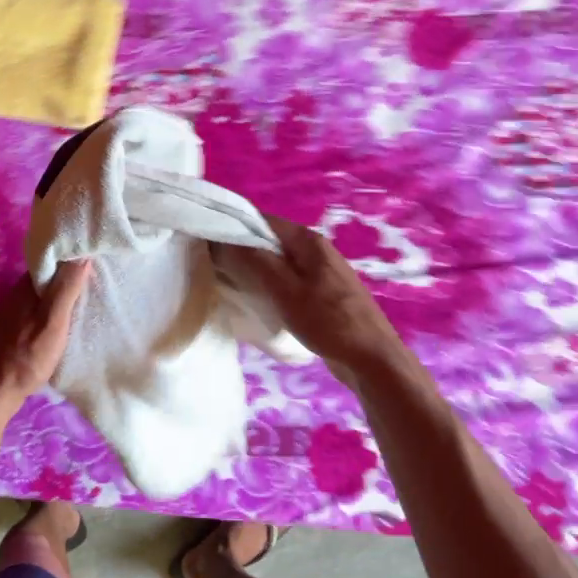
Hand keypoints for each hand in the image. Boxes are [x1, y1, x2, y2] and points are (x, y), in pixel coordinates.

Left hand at [0, 261, 91, 415]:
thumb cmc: (26, 356)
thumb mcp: (52, 322)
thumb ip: (65, 289)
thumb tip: (81, 254)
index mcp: (25, 286)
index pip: (51, 259)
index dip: (73, 255)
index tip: (97, 255)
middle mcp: (17, 293)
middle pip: (48, 276)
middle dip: (71, 274)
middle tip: (101, 277)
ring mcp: (15, 312)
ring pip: (44, 294)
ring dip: (64, 293)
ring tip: (91, 296)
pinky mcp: (16, 329)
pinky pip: (40, 309)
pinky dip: (56, 310)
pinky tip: (69, 319)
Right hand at [216, 214, 421, 391]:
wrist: (371, 359)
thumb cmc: (327, 321)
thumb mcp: (284, 289)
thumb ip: (254, 259)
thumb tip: (225, 237)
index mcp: (307, 240)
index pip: (260, 219)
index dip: (232, 226)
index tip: (206, 241)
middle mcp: (316, 248)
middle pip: (269, 239)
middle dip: (241, 248)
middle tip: (214, 265)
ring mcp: (322, 270)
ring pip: (278, 260)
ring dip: (255, 267)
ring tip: (231, 281)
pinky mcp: (323, 291)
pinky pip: (288, 277)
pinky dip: (270, 282)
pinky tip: (259, 298)